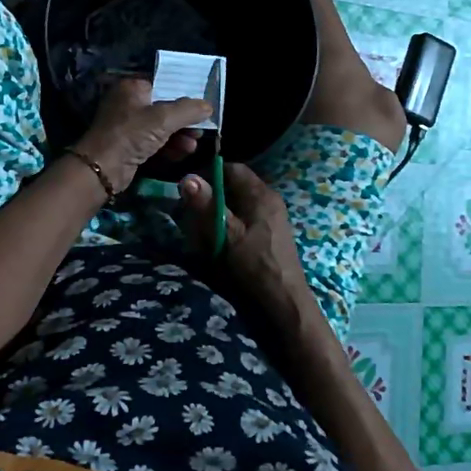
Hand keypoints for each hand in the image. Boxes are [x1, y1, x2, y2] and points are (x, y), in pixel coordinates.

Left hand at [71, 79, 212, 192]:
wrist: (101, 169)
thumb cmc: (131, 135)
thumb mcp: (164, 118)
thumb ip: (189, 110)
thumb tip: (208, 106)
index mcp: (132, 88)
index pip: (164, 84)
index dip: (185, 94)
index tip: (203, 105)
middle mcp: (129, 103)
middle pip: (166, 107)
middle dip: (185, 120)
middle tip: (201, 129)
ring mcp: (129, 125)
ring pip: (162, 127)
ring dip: (180, 136)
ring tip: (193, 145)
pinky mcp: (130, 145)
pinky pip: (155, 141)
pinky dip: (169, 146)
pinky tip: (183, 153)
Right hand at [178, 162, 312, 322]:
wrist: (283, 302)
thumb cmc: (255, 265)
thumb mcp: (227, 235)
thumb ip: (207, 206)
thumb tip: (187, 177)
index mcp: (261, 194)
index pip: (233, 168)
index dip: (209, 173)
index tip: (188, 187)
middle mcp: (269, 201)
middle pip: (235, 186)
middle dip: (211, 195)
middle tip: (189, 211)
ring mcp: (271, 218)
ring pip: (238, 204)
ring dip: (218, 213)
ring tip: (200, 229)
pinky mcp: (270, 235)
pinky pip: (245, 220)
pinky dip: (228, 225)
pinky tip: (217, 242)